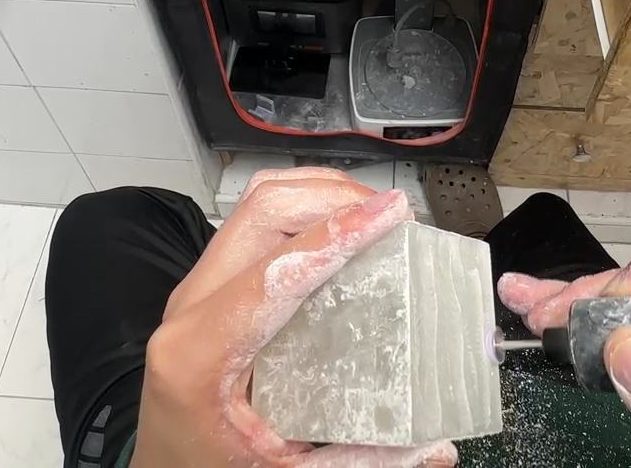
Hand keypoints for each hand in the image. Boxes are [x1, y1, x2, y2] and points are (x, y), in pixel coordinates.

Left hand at [131, 169, 458, 467]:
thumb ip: (361, 457)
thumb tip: (439, 450)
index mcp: (200, 356)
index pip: (276, 273)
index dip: (336, 235)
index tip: (388, 213)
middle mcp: (191, 305)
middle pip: (262, 211)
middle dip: (334, 197)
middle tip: (392, 213)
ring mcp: (197, 281)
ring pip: (257, 199)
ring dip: (318, 189)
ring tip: (371, 208)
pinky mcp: (210, 274)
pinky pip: (254, 213)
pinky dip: (301, 200)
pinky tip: (336, 215)